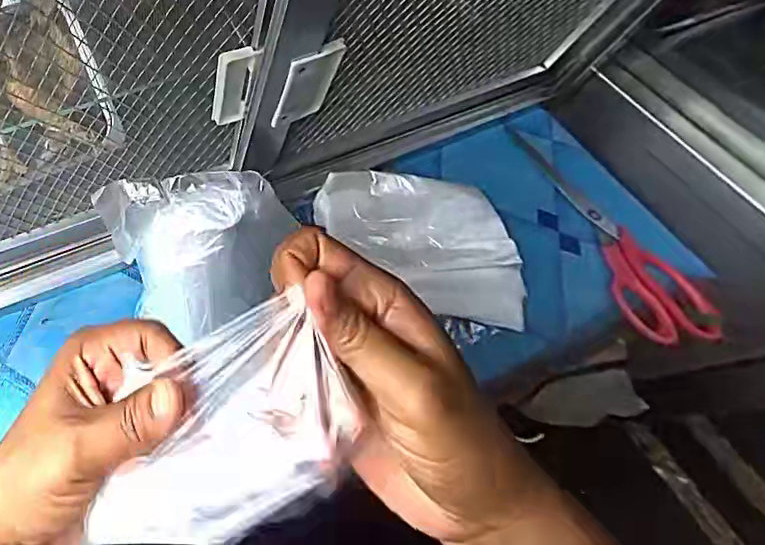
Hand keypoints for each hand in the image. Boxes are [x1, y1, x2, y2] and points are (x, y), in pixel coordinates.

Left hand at [0, 320, 188, 544]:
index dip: (172, 360)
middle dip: (179, 395)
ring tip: (187, 448)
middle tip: (194, 428)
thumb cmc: (26, 477)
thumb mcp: (79, 446)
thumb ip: (129, 422)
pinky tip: (177, 462)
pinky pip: (162, 437)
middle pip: (161, 368)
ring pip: (165, 405)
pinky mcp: (126, 445)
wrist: (12, 532)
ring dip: (178, 425)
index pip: (146, 336)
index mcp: (89, 353)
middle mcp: (107, 374)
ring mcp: (118, 411)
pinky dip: (173, 448)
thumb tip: (177, 392)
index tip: (187, 400)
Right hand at [273, 228, 609, 544]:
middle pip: (294, 288)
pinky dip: (288, 392)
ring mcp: (338, 355)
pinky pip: (289, 374)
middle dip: (286, 321)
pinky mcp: (327, 391)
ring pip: (286, 332)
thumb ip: (358, 336)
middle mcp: (353, 317)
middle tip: (304, 362)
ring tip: (307, 400)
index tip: (294, 309)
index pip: (317, 250)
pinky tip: (304, 419)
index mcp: (379, 299)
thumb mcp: (414, 387)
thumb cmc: (462, 443)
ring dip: (286, 363)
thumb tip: (309, 280)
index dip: (296, 267)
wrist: (478, 515)